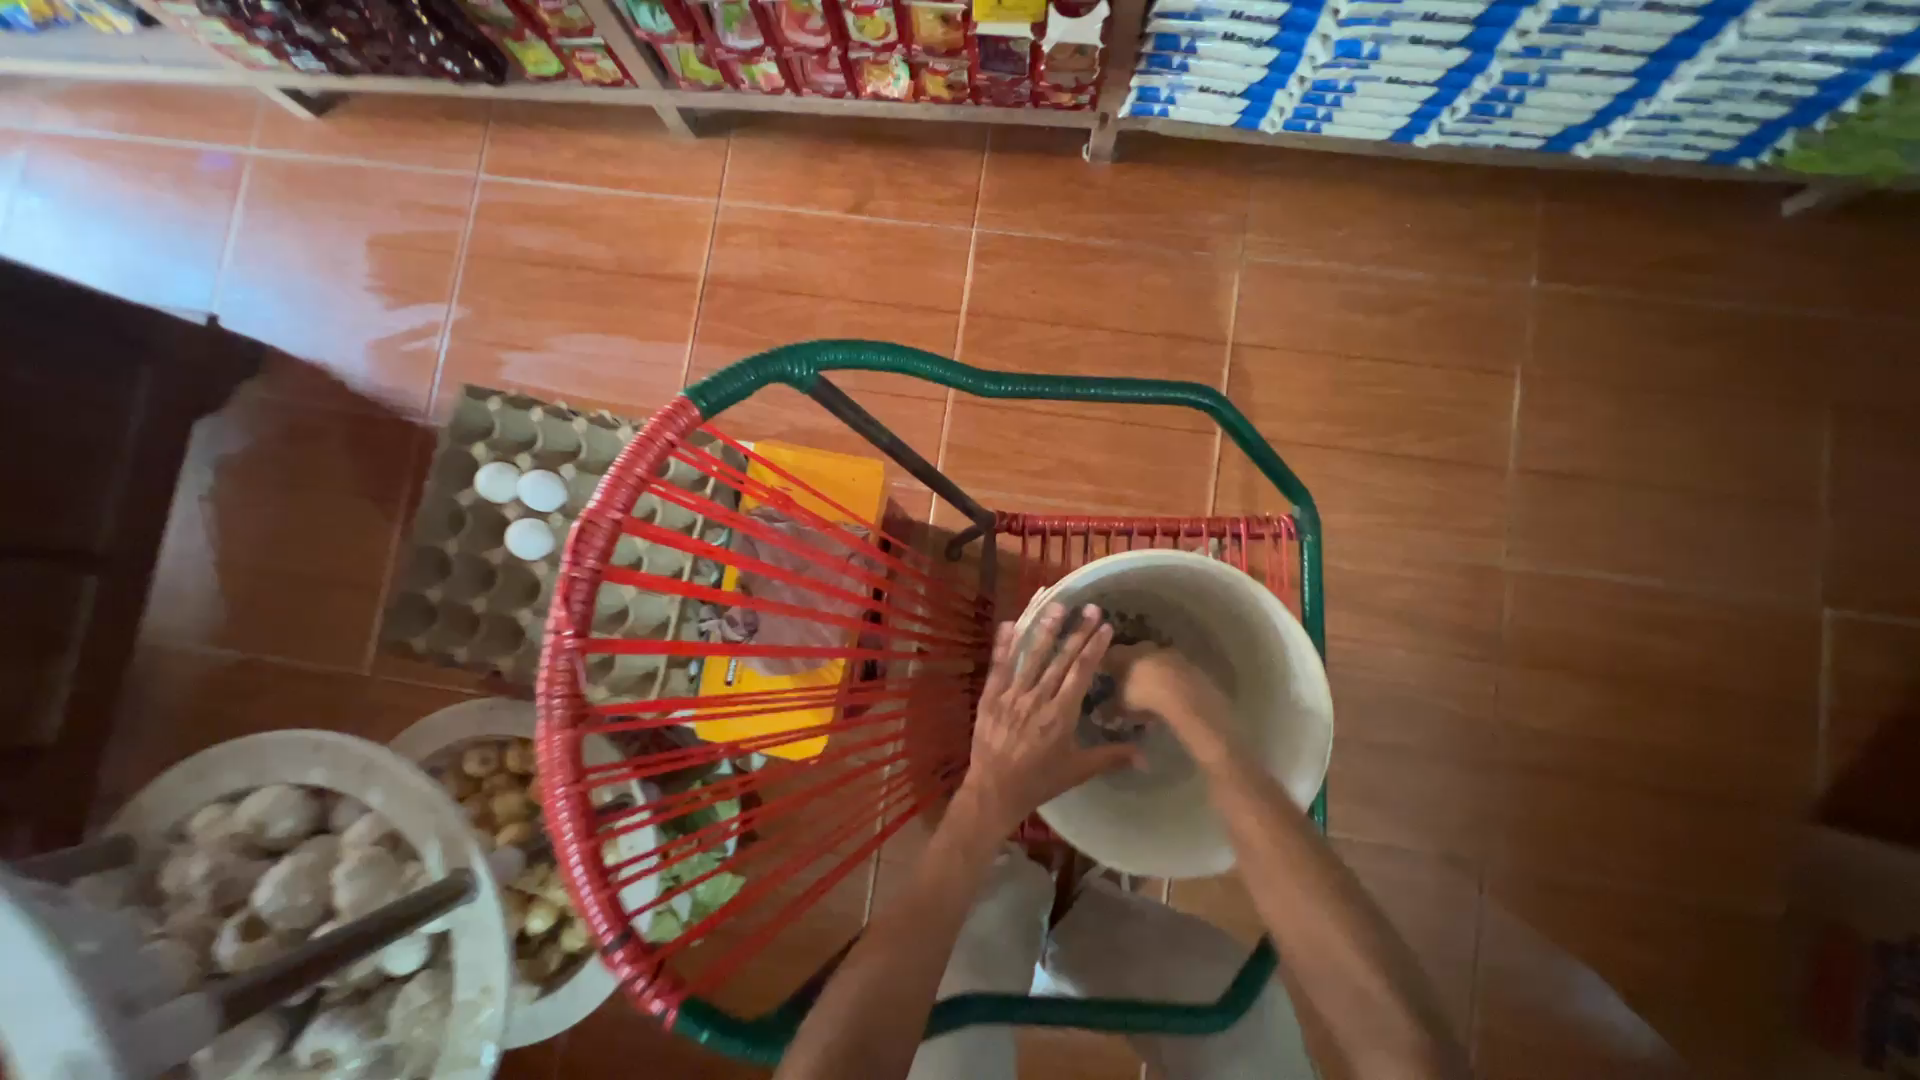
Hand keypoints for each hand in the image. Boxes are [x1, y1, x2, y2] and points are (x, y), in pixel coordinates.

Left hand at [957, 604, 1140, 832]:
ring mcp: (1012, 696)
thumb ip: (1112, 757)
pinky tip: (1009, 624)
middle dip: (1077, 632)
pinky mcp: (990, 697)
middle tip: (1089, 607)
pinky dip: (1004, 645)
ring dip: (1045, 630)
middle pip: (1060, 659)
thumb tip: (1147, 756)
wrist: (995, 791)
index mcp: (1061, 715)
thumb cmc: (1040, 781)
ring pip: (1031, 657)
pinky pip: (998, 667)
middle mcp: (1038, 699)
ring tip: (1057, 606)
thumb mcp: (1078, 770)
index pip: (1081, 673)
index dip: (1094, 647)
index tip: (1104, 626)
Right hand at [1105, 644, 1234, 748]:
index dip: (1104, 667)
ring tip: (1150, 690)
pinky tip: (1168, 692)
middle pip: (1131, 654)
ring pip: (1152, 660)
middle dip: (1129, 667)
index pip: (1107, 656)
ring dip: (1150, 671)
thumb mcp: (1120, 707)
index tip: (1104, 678)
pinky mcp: (1184, 660)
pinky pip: (1170, 668)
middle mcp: (1141, 647)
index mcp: (1121, 654)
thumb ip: (1108, 709)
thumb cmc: (1142, 696)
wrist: (1182, 692)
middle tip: (1127, 684)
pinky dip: (1167, 677)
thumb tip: (1098, 714)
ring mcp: (1165, 651)